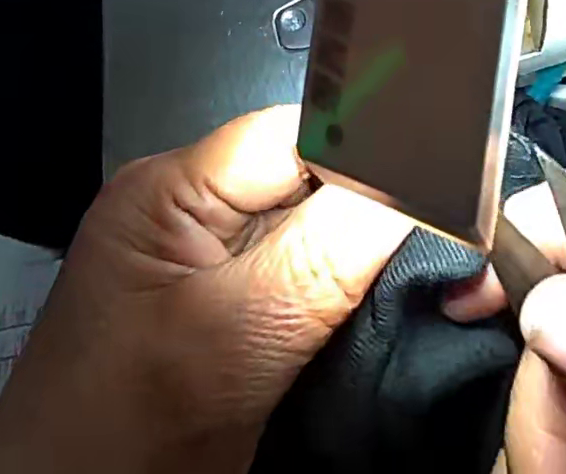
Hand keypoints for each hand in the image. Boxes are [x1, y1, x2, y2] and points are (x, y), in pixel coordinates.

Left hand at [0, 106, 414, 473]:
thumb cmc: (118, 431)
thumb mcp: (226, 342)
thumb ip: (315, 261)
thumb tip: (403, 193)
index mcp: (165, 188)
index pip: (283, 135)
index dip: (361, 152)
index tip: (436, 186)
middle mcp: (183, 204)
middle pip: (298, 173)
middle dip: (371, 203)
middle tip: (447, 241)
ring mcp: (199, 250)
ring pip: (302, 219)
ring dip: (360, 245)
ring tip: (427, 273)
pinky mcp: (216, 293)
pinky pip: (292, 263)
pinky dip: (338, 279)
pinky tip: (374, 301)